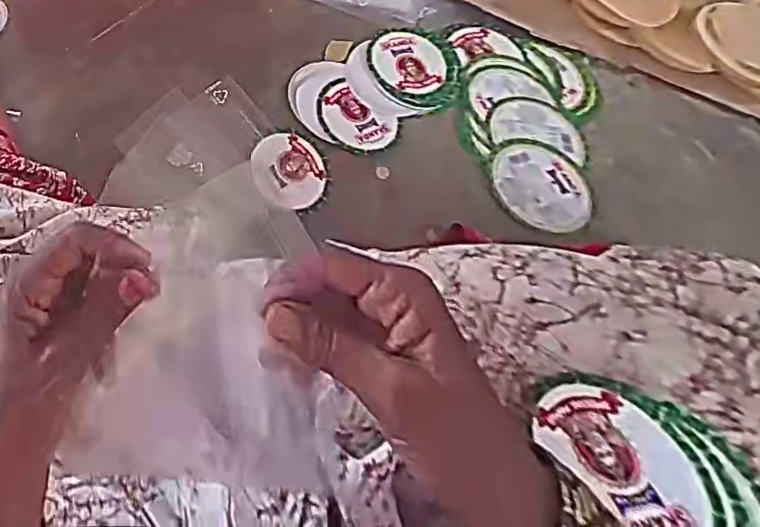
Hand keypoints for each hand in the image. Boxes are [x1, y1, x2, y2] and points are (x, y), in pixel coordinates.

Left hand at [0, 222, 157, 451]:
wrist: (11, 450)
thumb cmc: (24, 408)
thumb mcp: (67, 358)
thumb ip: (103, 313)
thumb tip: (137, 276)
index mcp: (24, 284)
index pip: (73, 240)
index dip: (112, 244)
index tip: (143, 263)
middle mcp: (33, 281)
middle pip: (85, 249)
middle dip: (120, 263)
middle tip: (149, 283)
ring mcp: (46, 296)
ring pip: (93, 269)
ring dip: (118, 286)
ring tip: (139, 304)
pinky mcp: (59, 311)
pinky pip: (93, 292)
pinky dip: (111, 306)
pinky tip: (116, 334)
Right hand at [264, 246, 558, 526]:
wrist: (498, 496)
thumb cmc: (459, 440)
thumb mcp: (393, 391)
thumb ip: (333, 348)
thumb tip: (276, 315)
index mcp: (402, 290)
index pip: (334, 265)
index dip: (294, 280)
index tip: (261, 308)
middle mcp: (390, 298)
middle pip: (325, 284)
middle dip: (292, 306)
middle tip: (263, 338)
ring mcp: (382, 326)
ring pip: (324, 312)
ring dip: (297, 330)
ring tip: (275, 358)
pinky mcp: (376, 354)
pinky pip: (332, 339)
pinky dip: (309, 350)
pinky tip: (294, 369)